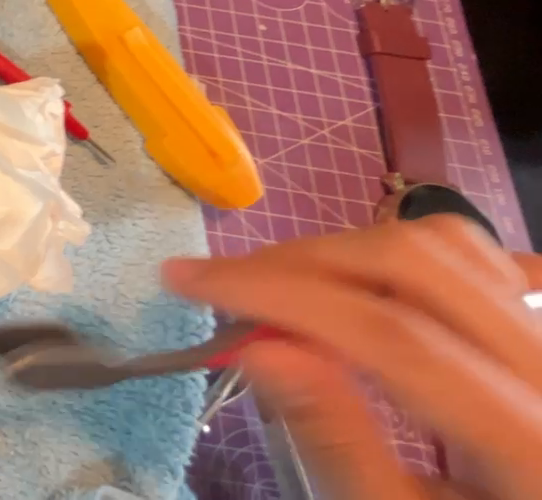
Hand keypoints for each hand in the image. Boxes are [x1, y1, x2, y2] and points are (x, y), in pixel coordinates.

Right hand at [164, 216, 541, 498]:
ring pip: (445, 246)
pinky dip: (400, 256)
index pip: (388, 331)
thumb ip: (338, 443)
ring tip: (282, 286)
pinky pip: (479, 260)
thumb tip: (257, 346)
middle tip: (222, 283)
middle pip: (414, 264)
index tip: (182, 279)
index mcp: (535, 440)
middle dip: (295, 261)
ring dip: (339, 253)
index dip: (273, 292)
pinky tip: (356, 286)